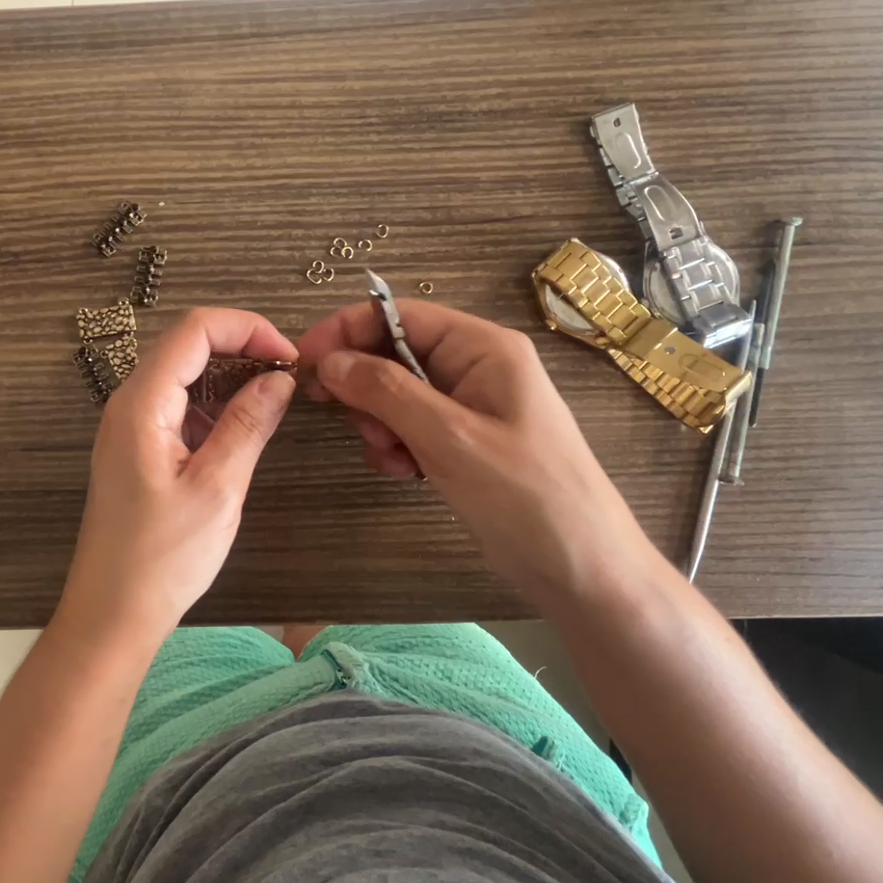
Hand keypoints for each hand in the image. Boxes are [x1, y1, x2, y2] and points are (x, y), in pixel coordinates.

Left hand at [63, 308, 298, 638]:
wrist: (113, 611)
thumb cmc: (162, 557)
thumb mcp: (217, 488)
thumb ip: (248, 425)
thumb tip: (279, 378)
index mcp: (142, 403)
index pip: (194, 329)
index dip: (247, 328)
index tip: (289, 357)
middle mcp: (129, 403)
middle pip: (187, 346)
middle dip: (241, 349)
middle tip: (288, 379)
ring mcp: (130, 426)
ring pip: (184, 376)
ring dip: (230, 379)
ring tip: (273, 403)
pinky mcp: (138, 448)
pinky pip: (179, 407)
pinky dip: (214, 407)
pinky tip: (242, 430)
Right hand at [295, 299, 661, 594]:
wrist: (579, 567)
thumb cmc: (523, 493)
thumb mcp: (448, 437)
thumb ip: (385, 391)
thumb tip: (329, 360)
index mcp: (481, 347)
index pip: (399, 315)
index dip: (346, 331)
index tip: (303, 364)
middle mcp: (473, 366)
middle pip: (392, 353)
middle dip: (364, 388)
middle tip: (360, 428)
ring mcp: (467, 405)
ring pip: (394, 393)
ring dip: (378, 423)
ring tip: (394, 459)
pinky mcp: (461, 440)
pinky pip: (408, 425)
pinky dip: (395, 445)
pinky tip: (406, 473)